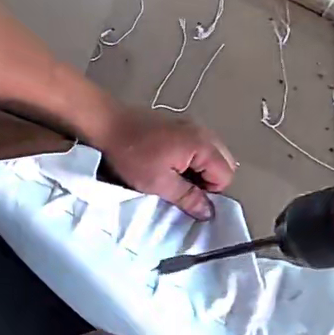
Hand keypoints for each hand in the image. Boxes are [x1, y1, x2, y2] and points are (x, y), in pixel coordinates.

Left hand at [93, 107, 236, 220]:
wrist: (107, 123)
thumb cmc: (132, 154)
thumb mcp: (159, 183)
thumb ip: (188, 197)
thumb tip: (209, 212)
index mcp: (203, 145)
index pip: (226, 176)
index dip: (210, 192)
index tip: (186, 196)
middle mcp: (203, 132)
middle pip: (223, 163)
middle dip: (208, 181)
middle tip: (181, 188)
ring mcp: (190, 126)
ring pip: (210, 155)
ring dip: (198, 171)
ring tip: (172, 177)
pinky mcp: (177, 126)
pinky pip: (196, 147)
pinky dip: (189, 159)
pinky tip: (167, 164)